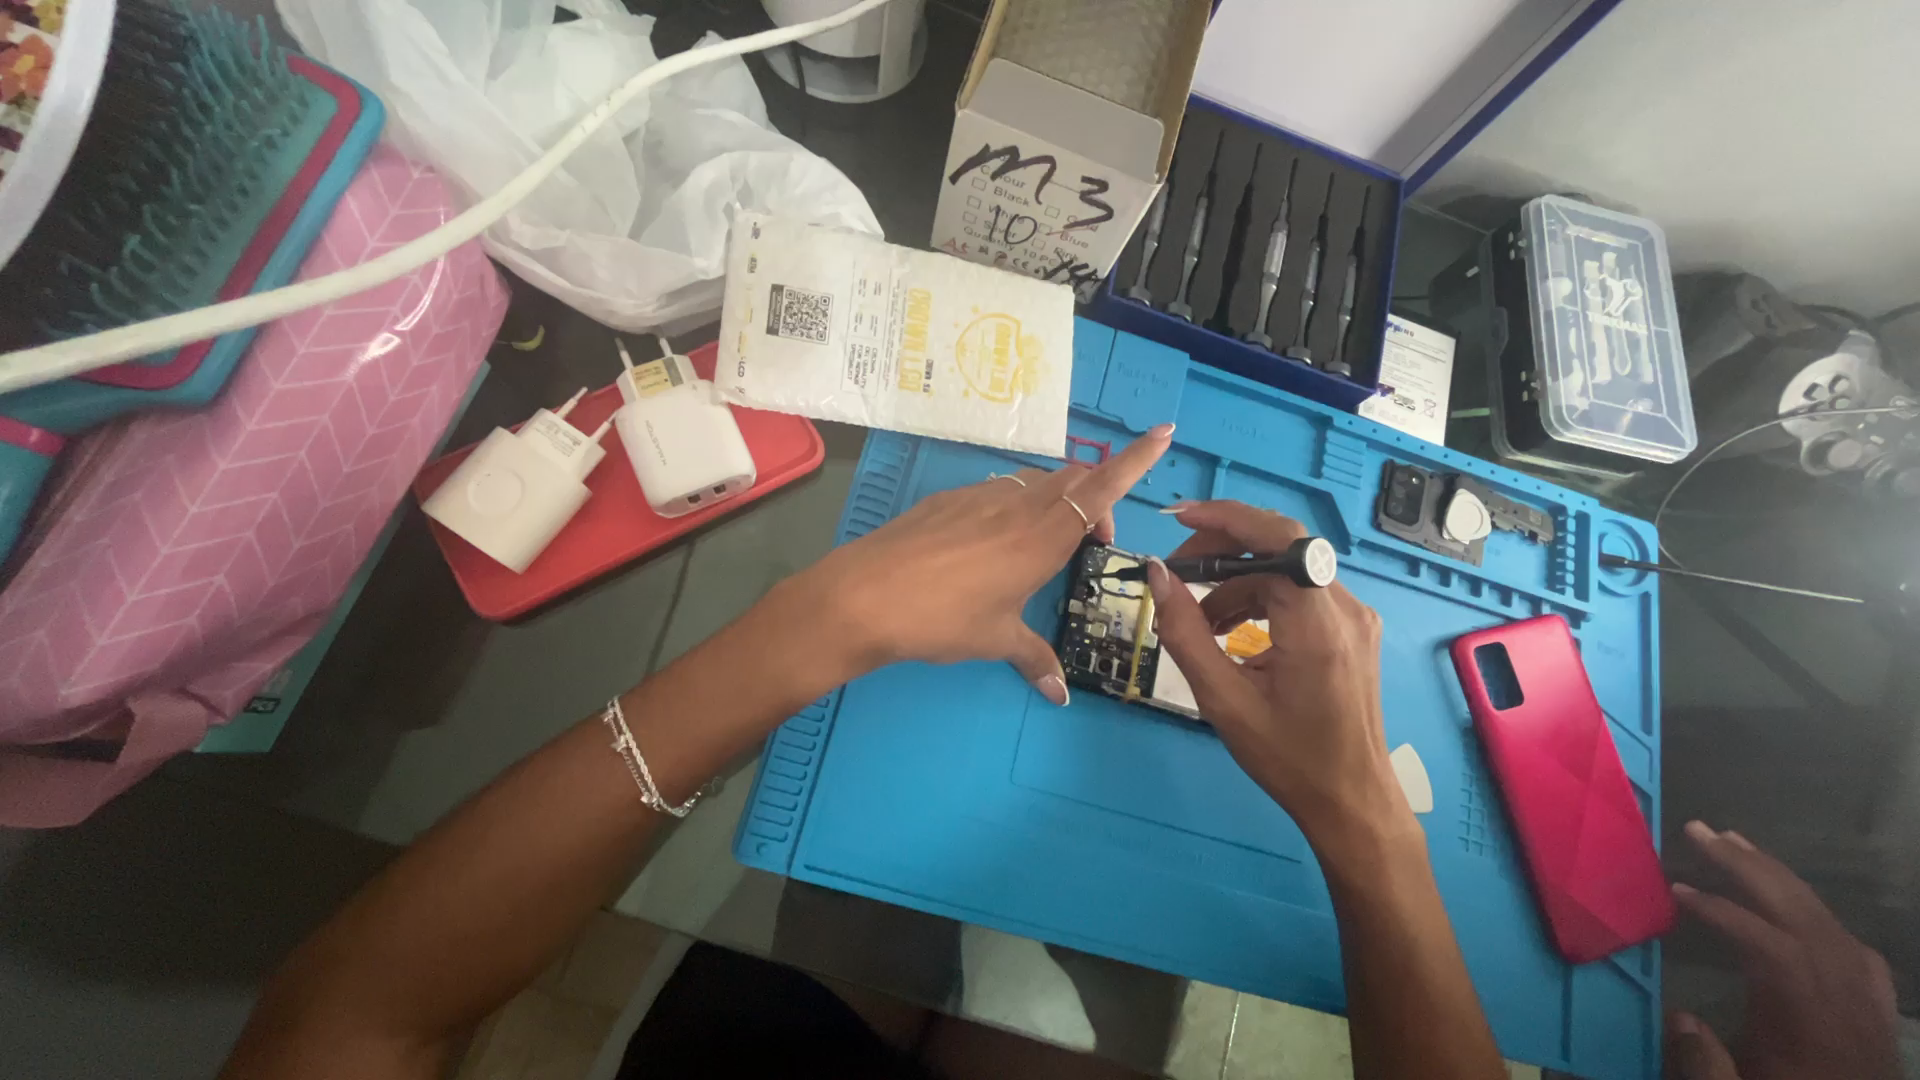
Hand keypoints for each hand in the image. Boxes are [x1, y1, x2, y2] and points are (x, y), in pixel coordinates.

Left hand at [789, 424, 1173, 702]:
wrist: (865, 596)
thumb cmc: (942, 619)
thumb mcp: (996, 640)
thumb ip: (1035, 660)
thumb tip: (1058, 695)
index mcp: (1042, 536)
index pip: (1102, 487)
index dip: (1136, 459)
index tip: (1164, 431)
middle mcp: (1017, 506)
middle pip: (1073, 480)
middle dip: (1096, 498)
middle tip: (1093, 541)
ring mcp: (980, 497)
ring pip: (1035, 482)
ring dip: (1055, 500)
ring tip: (1045, 542)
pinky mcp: (948, 500)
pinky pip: (998, 491)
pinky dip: (1016, 504)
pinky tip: (994, 541)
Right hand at [1142, 501, 1406, 847]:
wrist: (1351, 800)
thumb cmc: (1286, 756)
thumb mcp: (1221, 699)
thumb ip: (1185, 632)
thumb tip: (1158, 575)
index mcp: (1317, 624)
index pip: (1278, 539)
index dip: (1226, 518)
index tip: (1178, 519)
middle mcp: (1345, 608)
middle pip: (1280, 546)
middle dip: (1221, 547)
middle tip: (1175, 573)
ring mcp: (1353, 617)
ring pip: (1286, 569)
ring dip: (1236, 579)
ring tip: (1197, 618)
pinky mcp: (1351, 629)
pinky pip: (1298, 592)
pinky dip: (1258, 596)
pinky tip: (1230, 628)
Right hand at [1665, 821, 1900, 1079]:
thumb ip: (1707, 1062)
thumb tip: (1677, 1014)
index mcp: (1812, 1021)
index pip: (1773, 948)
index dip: (1724, 912)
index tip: (1675, 889)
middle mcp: (1846, 1000)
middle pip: (1803, 919)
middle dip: (1750, 869)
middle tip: (1700, 830)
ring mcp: (1867, 1000)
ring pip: (1827, 923)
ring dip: (1778, 878)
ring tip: (1733, 841)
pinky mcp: (1874, 1007)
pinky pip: (1853, 947)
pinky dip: (1817, 913)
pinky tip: (1795, 903)